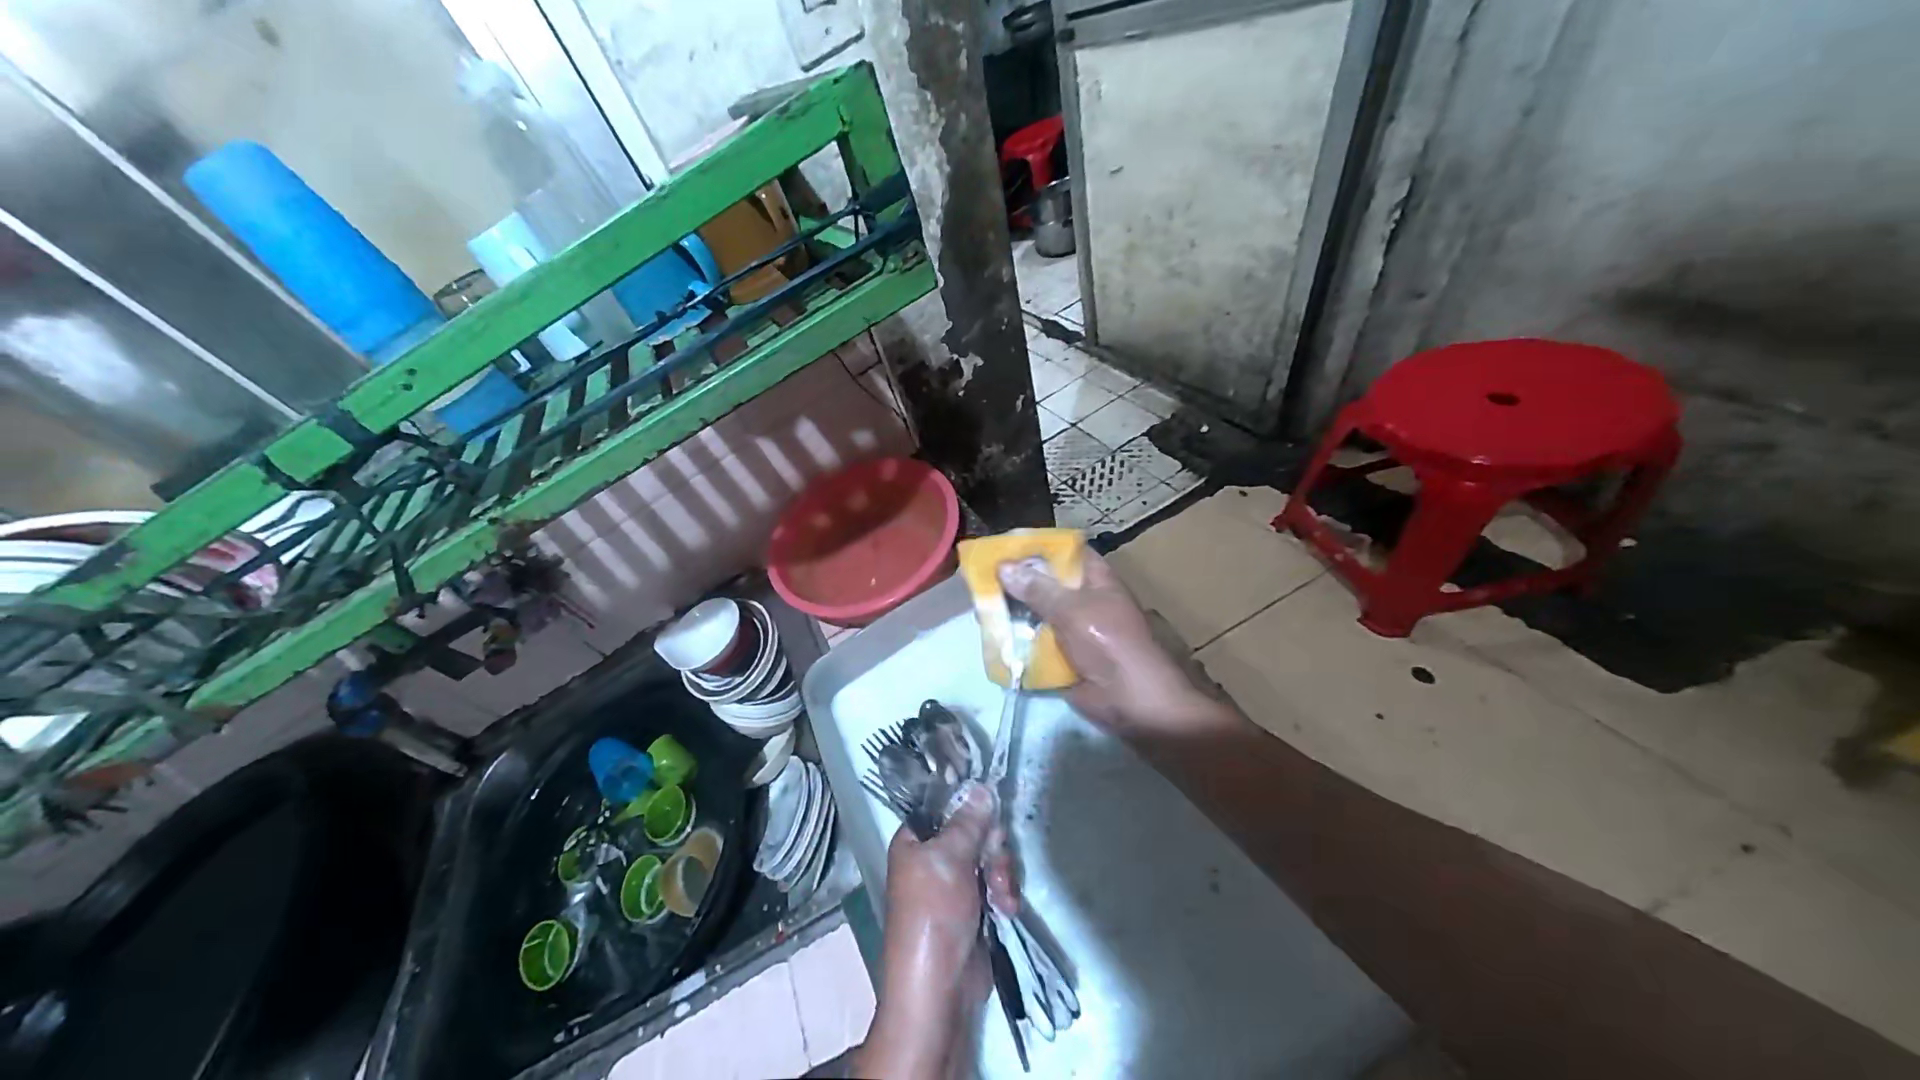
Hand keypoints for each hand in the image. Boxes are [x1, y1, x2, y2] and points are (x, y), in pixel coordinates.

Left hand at [859, 784, 1015, 1077]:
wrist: (939, 987)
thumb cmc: (933, 912)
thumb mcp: (950, 858)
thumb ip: (968, 822)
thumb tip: (980, 787)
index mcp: (915, 840)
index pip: (942, 805)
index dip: (967, 802)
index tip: (990, 802)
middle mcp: (933, 857)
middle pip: (973, 830)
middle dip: (991, 846)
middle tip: (994, 862)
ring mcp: (955, 883)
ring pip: (990, 857)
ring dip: (1001, 873)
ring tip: (1001, 896)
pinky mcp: (976, 907)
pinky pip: (997, 884)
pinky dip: (1004, 894)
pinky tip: (1006, 909)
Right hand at [999, 552, 1213, 735]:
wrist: (1131, 702)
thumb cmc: (1110, 644)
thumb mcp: (1073, 610)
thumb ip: (1037, 589)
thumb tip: (1003, 566)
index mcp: (1095, 579)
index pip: (1065, 552)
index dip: (1037, 547)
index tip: (1004, 546)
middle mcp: (1082, 600)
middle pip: (1044, 583)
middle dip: (1015, 582)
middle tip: (981, 578)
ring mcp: (1071, 630)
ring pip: (1035, 614)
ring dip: (1011, 613)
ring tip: (979, 607)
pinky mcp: (1061, 657)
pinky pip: (1033, 643)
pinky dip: (1014, 641)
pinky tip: (989, 634)